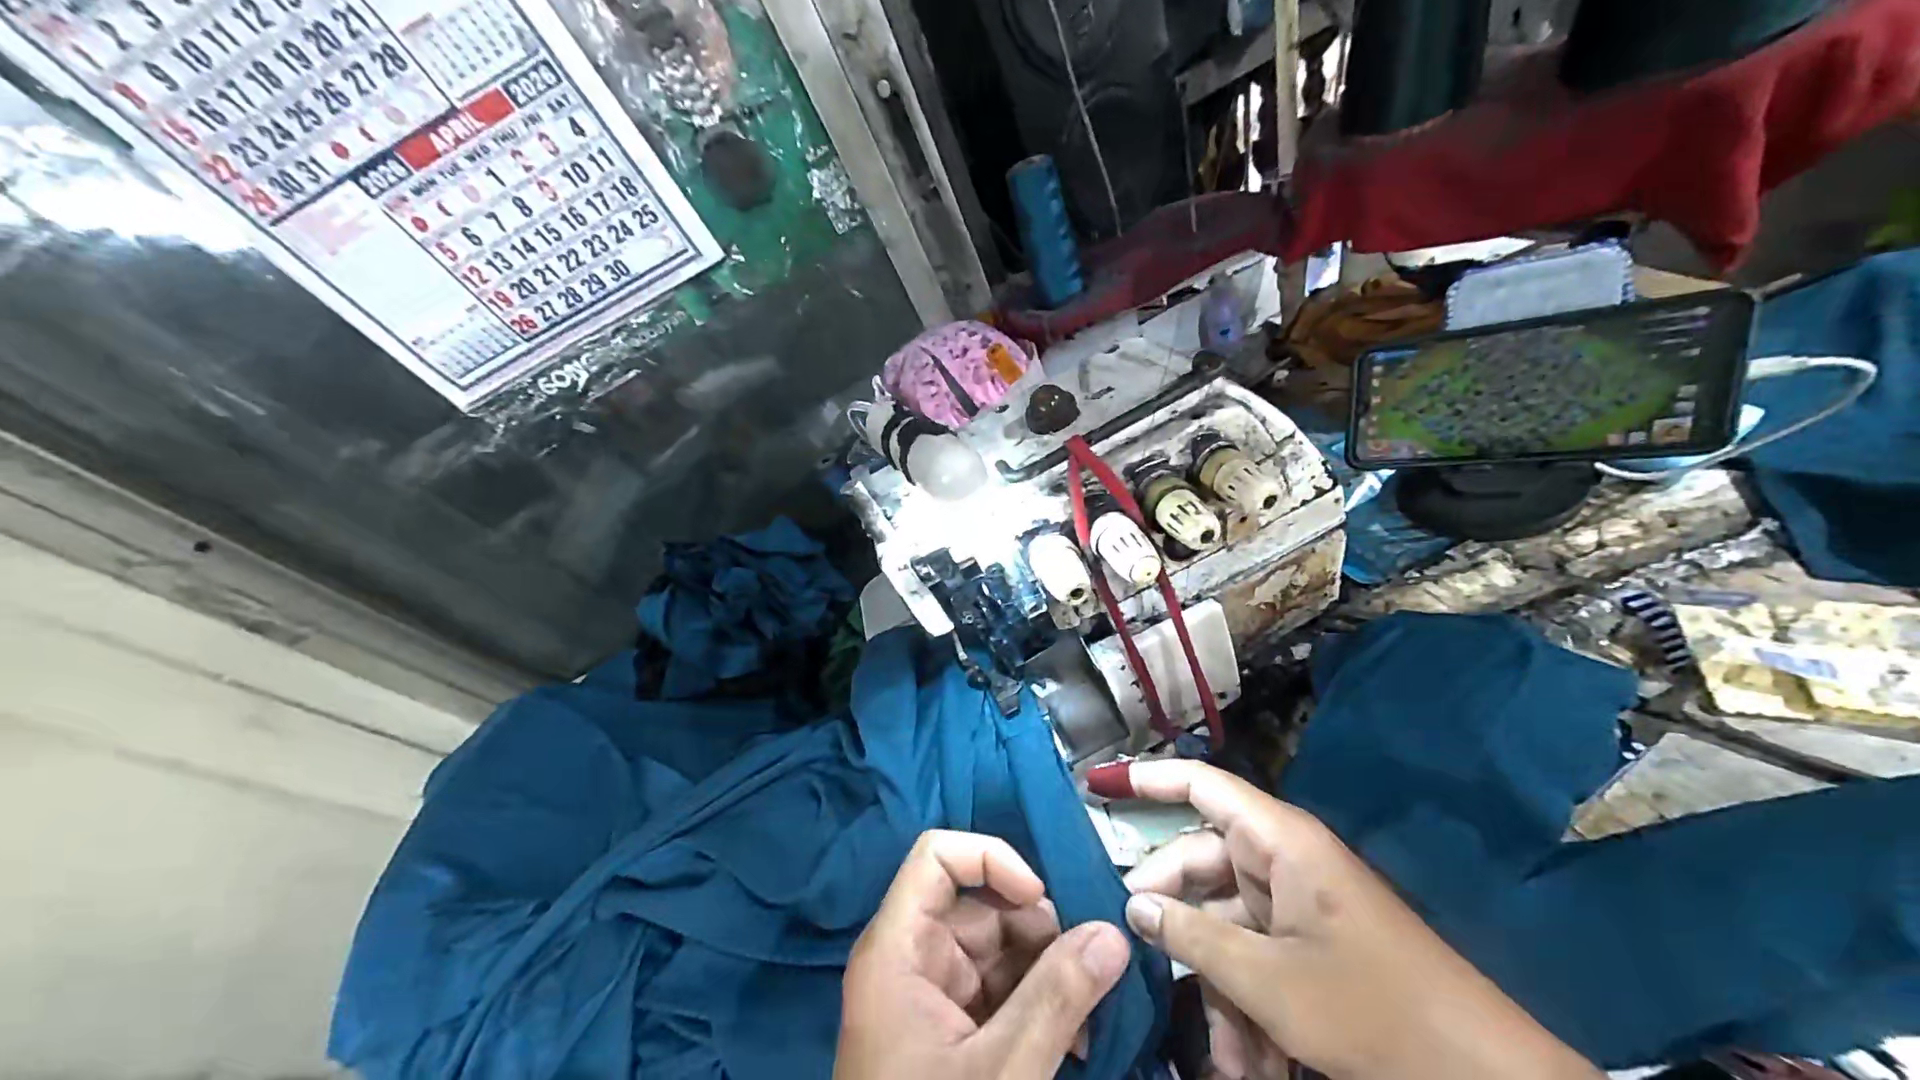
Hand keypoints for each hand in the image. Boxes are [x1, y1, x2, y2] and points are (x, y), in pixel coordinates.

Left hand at [836, 830, 1132, 1079]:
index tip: (1041, 898)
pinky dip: (1038, 1002)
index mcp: (898, 947)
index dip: (990, 860)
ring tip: (1089, 1017)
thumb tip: (1113, 933)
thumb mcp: (1000, 1071)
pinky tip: (1075, 1039)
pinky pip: (1000, 987)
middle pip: (978, 902)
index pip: (937, 856)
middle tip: (1087, 970)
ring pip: (998, 946)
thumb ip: (1057, 999)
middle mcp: (911, 955)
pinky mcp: (950, 1025)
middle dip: (1038, 929)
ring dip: (1048, 971)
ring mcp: (931, 991)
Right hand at [1115, 760, 1600, 1079]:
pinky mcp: (1310, 945)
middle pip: (1201, 866)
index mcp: (1278, 841)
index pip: (1200, 785)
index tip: (1098, 784)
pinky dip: (1243, 1003)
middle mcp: (1283, 861)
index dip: (1147, 779)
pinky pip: (1255, 957)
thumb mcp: (1267, 979)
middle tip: (1134, 950)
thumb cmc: (1369, 1008)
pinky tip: (1246, 1063)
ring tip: (1222, 1058)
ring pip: (1225, 925)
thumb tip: (1134, 904)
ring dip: (1214, 985)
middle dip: (1174, 920)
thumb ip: (1191, 935)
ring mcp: (1297, 905)